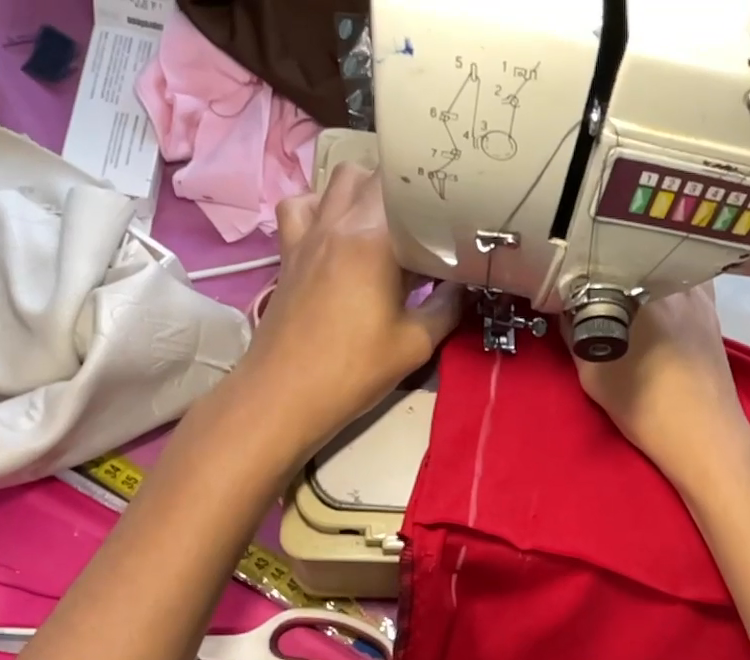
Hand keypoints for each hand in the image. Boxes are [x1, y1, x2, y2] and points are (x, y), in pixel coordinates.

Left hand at [230, 164, 462, 451]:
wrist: (285, 393)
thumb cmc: (354, 371)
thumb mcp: (416, 345)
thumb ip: (446, 308)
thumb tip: (464, 286)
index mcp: (373, 239)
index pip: (406, 189)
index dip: (434, 197)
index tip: (456, 219)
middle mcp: (338, 223)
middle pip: (372, 175)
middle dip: (403, 192)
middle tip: (428, 225)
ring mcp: (308, 234)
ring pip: (336, 181)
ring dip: (364, 192)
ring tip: (387, 224)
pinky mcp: (290, 251)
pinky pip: (302, 205)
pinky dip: (322, 206)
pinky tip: (339, 232)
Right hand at [570, 284, 749, 484]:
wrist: (705, 436)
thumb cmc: (646, 406)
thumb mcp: (593, 374)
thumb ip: (575, 335)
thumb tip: (569, 310)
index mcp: (638, 287)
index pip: (598, 264)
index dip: (581, 275)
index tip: (570, 289)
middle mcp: (671, 279)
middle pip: (631, 260)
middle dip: (608, 273)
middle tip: (592, 294)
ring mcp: (698, 291)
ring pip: (658, 269)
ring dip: (638, 278)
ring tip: (623, 300)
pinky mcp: (712, 308)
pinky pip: (681, 284)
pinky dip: (665, 287)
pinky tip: (656, 306)